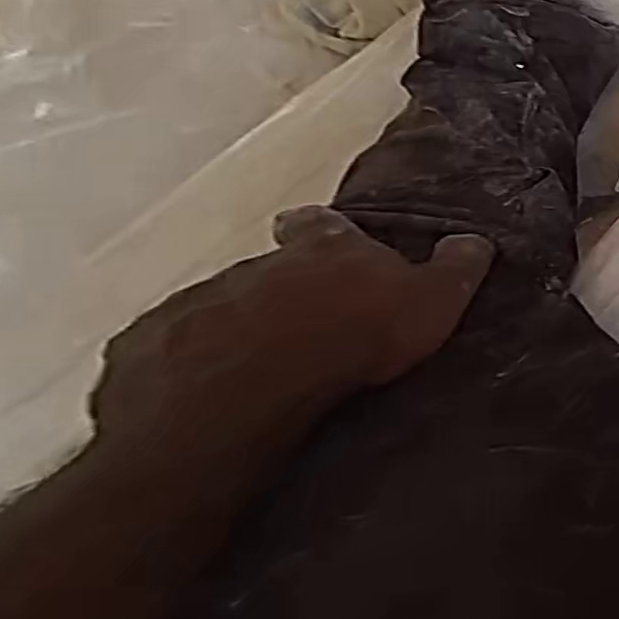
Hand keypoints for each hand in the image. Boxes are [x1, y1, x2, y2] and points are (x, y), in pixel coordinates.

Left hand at [89, 207, 493, 457]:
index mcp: (324, 250)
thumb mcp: (434, 300)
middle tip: (303, 318)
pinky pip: (169, 350)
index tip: (316, 229)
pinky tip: (203, 389)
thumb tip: (475, 239)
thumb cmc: (355, 337)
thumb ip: (457, 267)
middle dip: (283, 286)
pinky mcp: (143, 350)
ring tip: (256, 362)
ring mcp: (194, 304)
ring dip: (237, 325)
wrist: (244, 396)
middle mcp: (258, 265)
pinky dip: (187, 362)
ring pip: (218, 306)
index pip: (321, 222)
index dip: (320, 225)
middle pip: (269, 267)